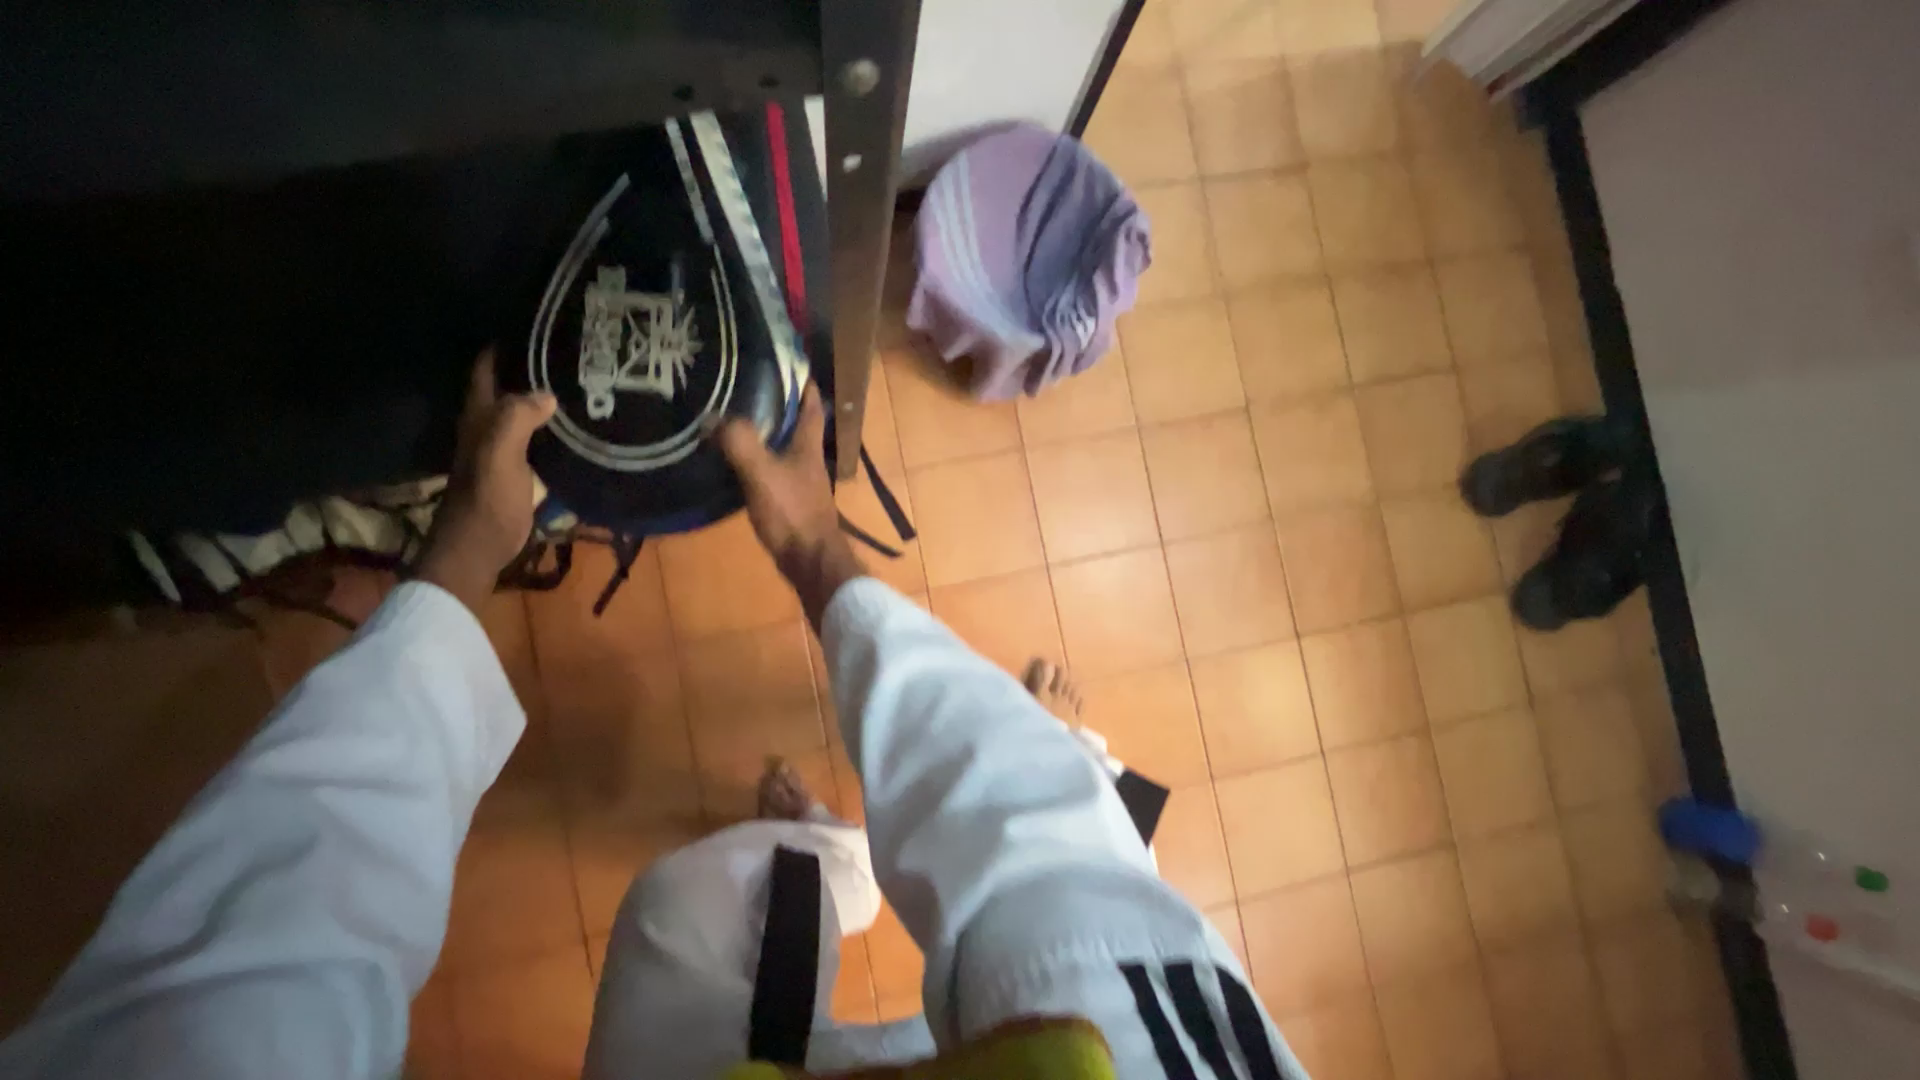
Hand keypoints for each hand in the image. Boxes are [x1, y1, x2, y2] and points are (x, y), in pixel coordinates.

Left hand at [417, 350, 555, 612]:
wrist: (478, 547)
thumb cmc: (486, 500)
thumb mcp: (499, 454)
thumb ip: (517, 419)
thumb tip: (548, 394)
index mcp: (479, 417)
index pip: (486, 369)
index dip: (503, 345)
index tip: (534, 325)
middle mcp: (489, 426)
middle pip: (507, 387)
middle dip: (530, 367)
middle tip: (568, 350)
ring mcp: (504, 449)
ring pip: (524, 412)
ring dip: (544, 397)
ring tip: (580, 381)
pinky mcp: (520, 470)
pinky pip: (539, 438)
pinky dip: (554, 427)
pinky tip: (578, 425)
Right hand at [713, 384, 862, 624]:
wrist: (810, 562)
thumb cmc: (793, 513)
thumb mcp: (762, 473)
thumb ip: (740, 443)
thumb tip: (712, 417)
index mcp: (808, 444)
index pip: (811, 404)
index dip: (802, 382)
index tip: (784, 362)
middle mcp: (808, 459)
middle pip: (795, 424)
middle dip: (775, 405)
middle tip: (743, 387)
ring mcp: (800, 481)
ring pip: (782, 448)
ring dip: (762, 434)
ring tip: (730, 419)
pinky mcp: (789, 502)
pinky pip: (771, 471)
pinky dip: (755, 461)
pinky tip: (732, 462)